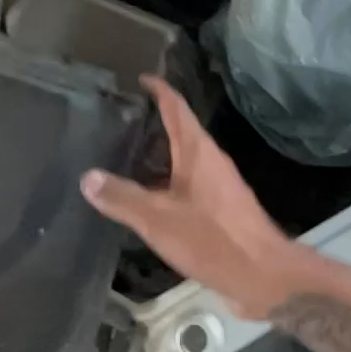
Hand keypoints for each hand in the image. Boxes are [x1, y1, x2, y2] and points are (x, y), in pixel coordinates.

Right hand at [81, 76, 310, 319]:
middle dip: (153, 122)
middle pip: (179, 128)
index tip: (139, 78)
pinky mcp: (221, 205)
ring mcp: (218, 181)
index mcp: (196, 149)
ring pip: (183, 156)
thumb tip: (87, 176)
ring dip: (159, 153)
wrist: (263, 273)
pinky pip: (188, 179)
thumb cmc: (212, 237)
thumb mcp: (159, 219)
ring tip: (126, 157)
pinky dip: (167, 178)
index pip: (175, 105)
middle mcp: (209, 157)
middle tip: (120, 122)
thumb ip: (123, 198)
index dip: (158, 88)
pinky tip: (150, 197)